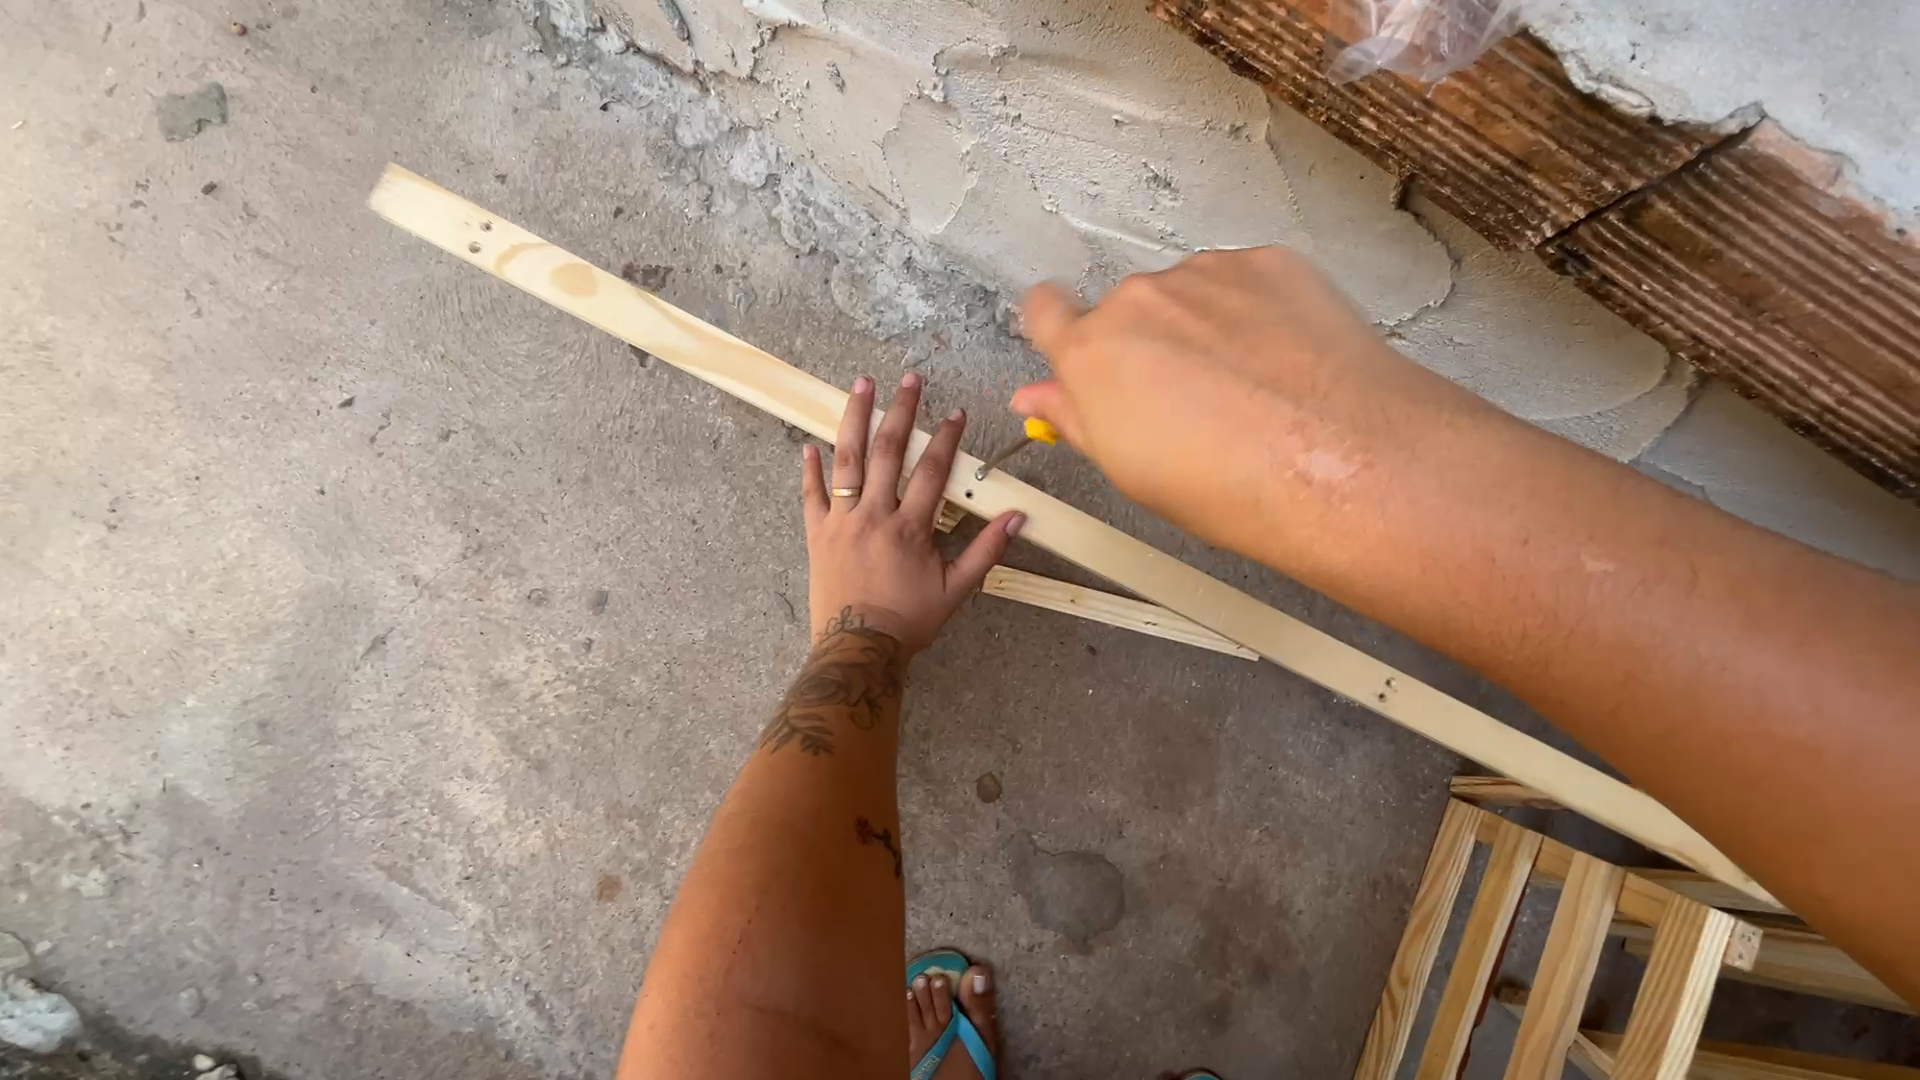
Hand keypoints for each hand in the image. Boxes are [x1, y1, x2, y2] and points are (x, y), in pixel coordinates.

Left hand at [801, 373, 1024, 654]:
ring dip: (855, 419)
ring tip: (861, 385)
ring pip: (847, 461)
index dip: (947, 439)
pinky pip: (810, 496)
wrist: (859, 647)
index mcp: (910, 528)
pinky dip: (808, 470)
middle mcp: (874, 516)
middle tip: (910, 379)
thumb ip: (986, 550)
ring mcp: (841, 523)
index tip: (956, 412)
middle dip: (902, 412)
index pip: (932, 471)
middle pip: (889, 452)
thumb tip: (1017, 518)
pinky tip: (807, 444)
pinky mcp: (816, 535)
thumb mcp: (957, 589)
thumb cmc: (909, 620)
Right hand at [1010, 247, 1496, 567]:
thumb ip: (1073, 418)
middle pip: (1125, 310)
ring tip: (1242, 385)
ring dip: (1199, 327)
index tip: (1079, 348)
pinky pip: (1239, 282)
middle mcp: (1138, 300)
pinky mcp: (1266, 263)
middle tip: (1182, 398)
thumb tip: (1035, 397)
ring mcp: (1204, 275)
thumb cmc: (1224, 482)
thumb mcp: (1126, 468)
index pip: (1045, 309)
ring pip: (1185, 295)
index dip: (1059, 328)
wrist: (1331, 458)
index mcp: (1091, 353)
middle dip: (1143, 344)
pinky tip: (1276, 362)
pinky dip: (1250, 312)